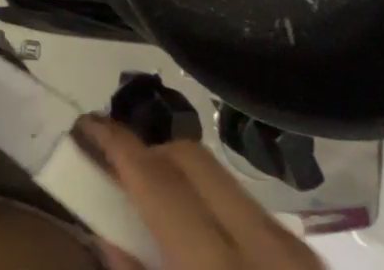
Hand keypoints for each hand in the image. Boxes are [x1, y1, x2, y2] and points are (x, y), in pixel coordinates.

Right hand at [72, 115, 321, 269]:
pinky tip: (199, 242)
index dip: (115, 144)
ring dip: (180, 179)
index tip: (83, 128)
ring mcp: (301, 260)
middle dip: (146, 152)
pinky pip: (251, 213)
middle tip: (113, 170)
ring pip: (224, 181)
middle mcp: (267, 252)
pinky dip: (213, 207)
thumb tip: (107, 234)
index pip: (158, 180)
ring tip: (153, 207)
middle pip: (193, 160)